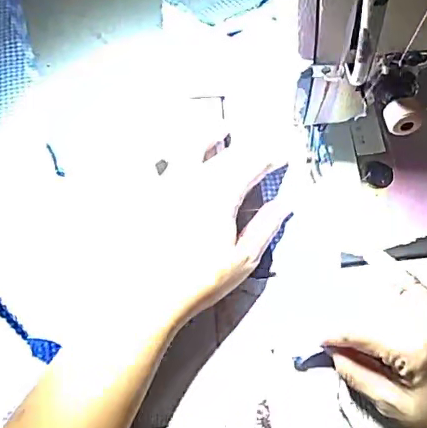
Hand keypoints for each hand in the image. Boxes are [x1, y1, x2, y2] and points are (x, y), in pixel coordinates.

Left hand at [117, 139, 294, 331]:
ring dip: (207, 134)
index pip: (254, 161)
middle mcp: (190, 180)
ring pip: (187, 145)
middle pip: (223, 149)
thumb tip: (283, 206)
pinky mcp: (143, 195)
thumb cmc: (194, 282)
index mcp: (219, 193)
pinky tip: (169, 154)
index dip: (273, 155)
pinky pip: (153, 163)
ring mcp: (164, 185)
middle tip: (260, 144)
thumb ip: (265, 226)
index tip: (283, 156)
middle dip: (247, 143)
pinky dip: (166, 153)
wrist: (146, 297)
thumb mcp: (242, 259)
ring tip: (218, 130)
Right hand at [321, 262, 426, 427]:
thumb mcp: (397, 409)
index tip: (315, 340)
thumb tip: (332, 352)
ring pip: (391, 294)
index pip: (360, 331)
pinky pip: (412, 290)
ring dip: (367, 301)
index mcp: (417, 348)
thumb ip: (360, 375)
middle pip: (373, 309)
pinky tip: (371, 270)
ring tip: (345, 306)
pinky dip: (390, 285)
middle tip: (327, 328)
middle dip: (349, 318)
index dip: (334, 335)